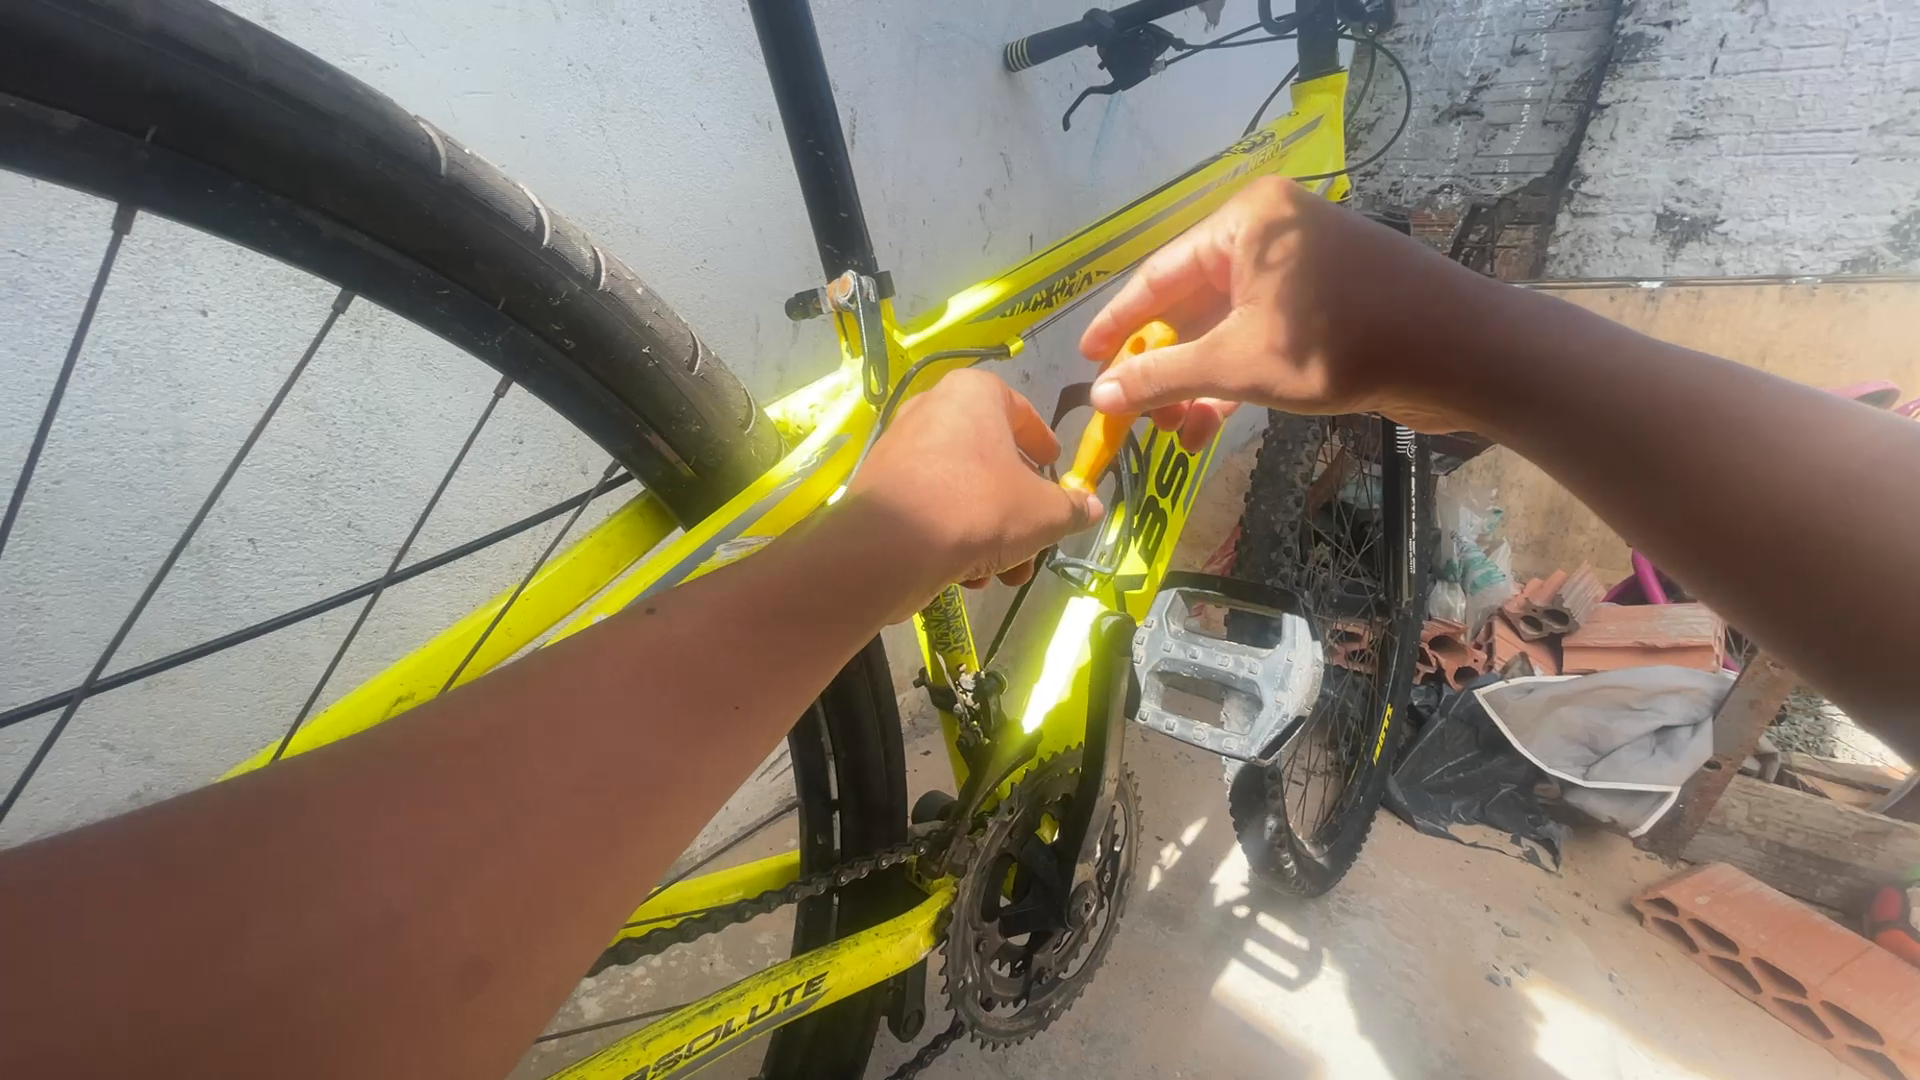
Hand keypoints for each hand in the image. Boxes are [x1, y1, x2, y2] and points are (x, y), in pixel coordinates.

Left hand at [846, 369, 1101, 617]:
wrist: (891, 549)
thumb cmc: (980, 508)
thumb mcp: (1043, 513)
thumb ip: (1071, 508)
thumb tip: (1091, 507)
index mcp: (973, 394)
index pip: (1020, 410)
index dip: (1043, 444)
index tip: (1054, 469)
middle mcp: (932, 410)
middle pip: (991, 462)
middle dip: (1018, 510)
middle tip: (1035, 541)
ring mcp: (900, 451)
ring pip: (963, 492)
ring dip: (991, 536)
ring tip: (1005, 573)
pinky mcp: (881, 491)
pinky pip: (931, 509)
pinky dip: (954, 539)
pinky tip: (966, 576)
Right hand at [1079, 176, 1490, 444]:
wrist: (1460, 355)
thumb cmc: (1339, 344)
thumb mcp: (1236, 364)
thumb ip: (1162, 377)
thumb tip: (1100, 397)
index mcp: (1241, 224)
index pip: (1155, 276)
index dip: (1117, 324)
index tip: (1085, 359)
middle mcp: (1264, 237)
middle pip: (1186, 307)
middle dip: (1159, 366)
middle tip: (1127, 411)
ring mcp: (1294, 272)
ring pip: (1219, 330)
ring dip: (1192, 383)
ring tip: (1167, 431)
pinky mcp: (1317, 304)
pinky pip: (1253, 340)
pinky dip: (1228, 381)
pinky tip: (1204, 427)